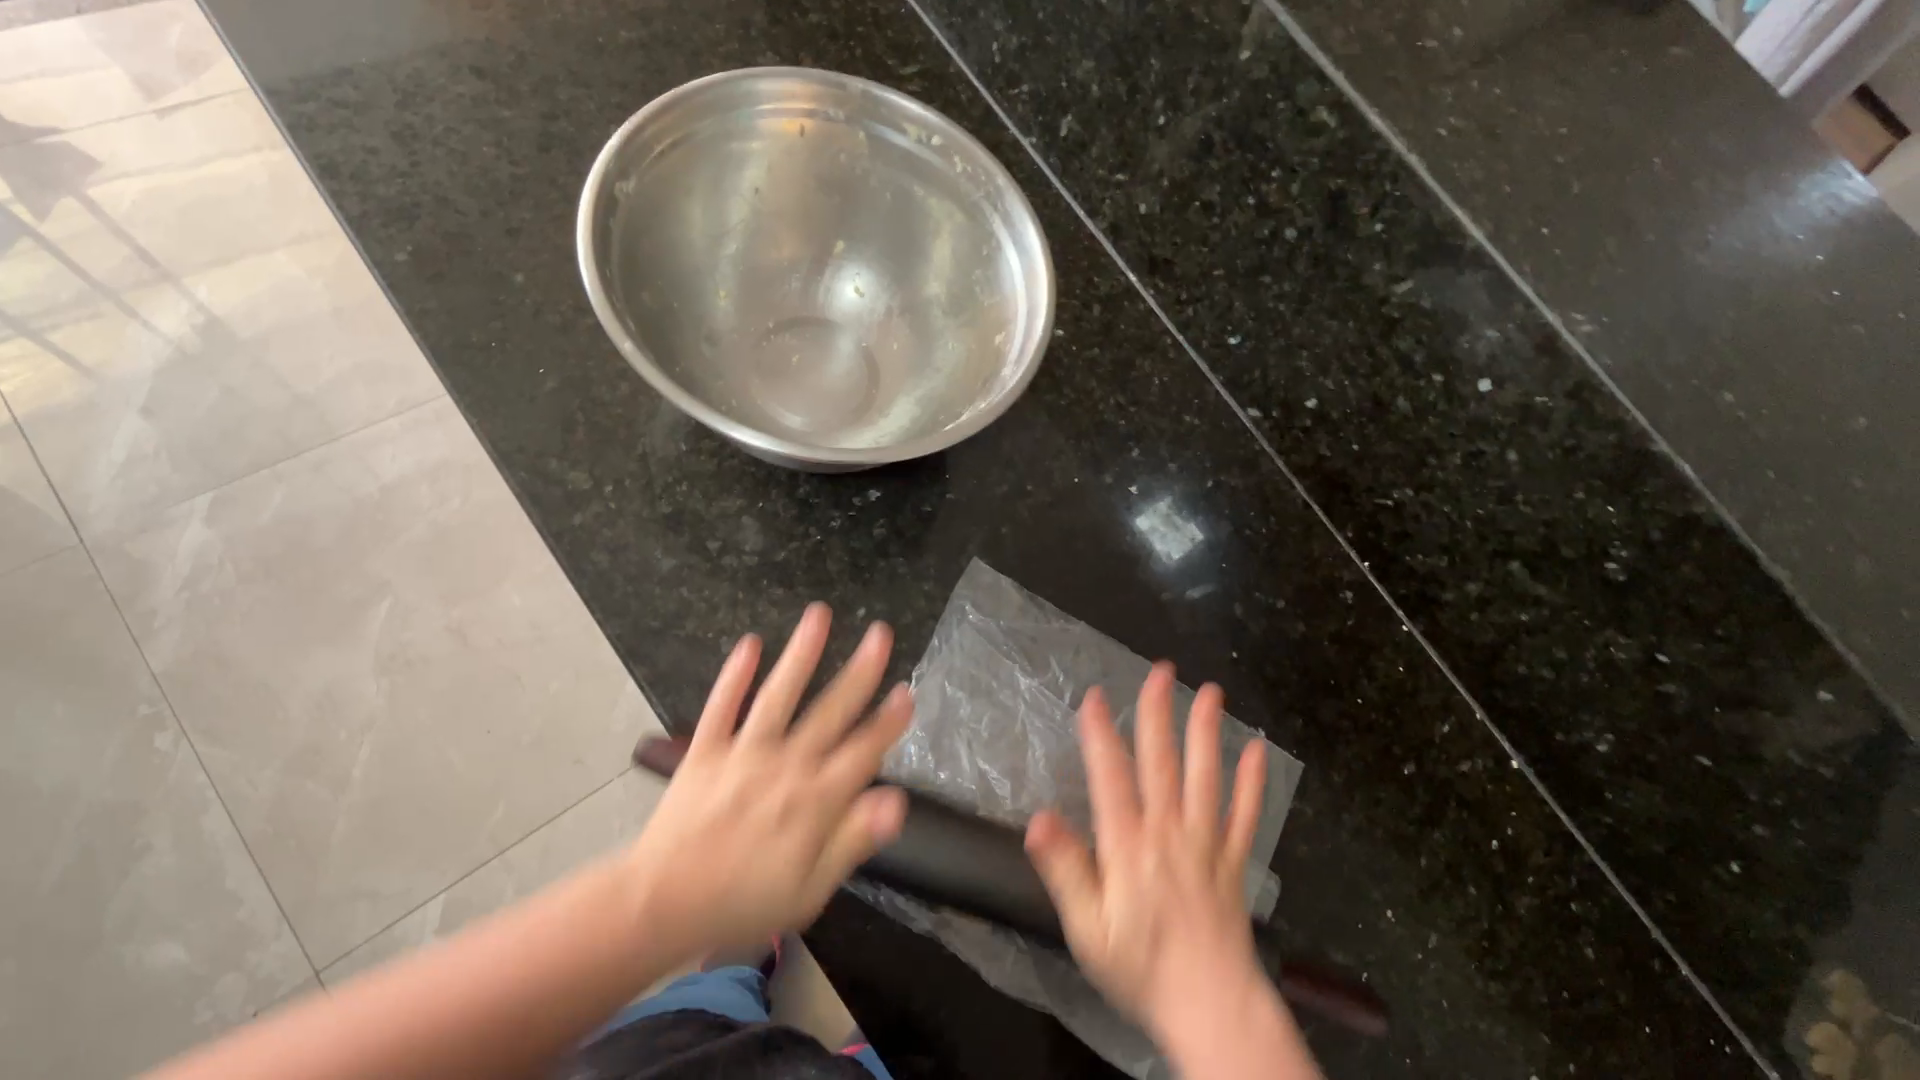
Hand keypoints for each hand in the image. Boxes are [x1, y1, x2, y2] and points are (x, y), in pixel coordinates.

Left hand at [621, 603, 911, 957]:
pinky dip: (734, 675)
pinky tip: (749, 644)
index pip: (863, 752)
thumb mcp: (809, 889)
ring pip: (779, 695)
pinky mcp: (703, 751)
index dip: (888, 722)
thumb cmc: (742, 903)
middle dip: (859, 671)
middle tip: (880, 634)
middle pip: (830, 712)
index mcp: (814, 802)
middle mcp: (784, 766)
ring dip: (801, 654)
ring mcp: (742, 753)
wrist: (659, 904)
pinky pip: (721, 707)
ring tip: (818, 614)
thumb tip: (896, 800)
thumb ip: (852, 840)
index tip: (907, 690)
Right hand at [1024, 664, 1271, 1043]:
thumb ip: (1066, 870)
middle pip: (1162, 763)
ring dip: (1207, 732)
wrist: (1210, 1004)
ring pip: (1205, 777)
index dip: (1102, 735)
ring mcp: (1206, 843)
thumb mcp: (1087, 928)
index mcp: (1128, 846)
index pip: (1111, 777)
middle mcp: (1168, 833)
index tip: (1096, 697)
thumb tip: (1039, 818)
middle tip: (1161, 670)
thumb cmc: (1139, 967)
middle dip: (1159, 713)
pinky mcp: (1233, 861)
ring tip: (1210, 692)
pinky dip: (1251, 781)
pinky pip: (1245, 815)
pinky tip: (1256, 751)